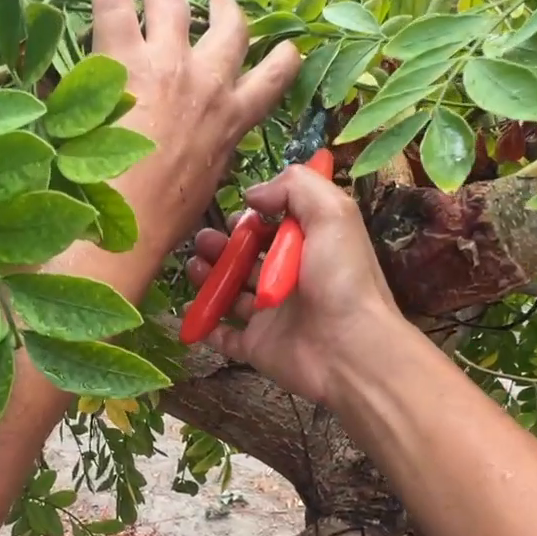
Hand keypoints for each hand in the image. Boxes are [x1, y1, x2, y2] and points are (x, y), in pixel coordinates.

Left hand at [81, 0, 299, 277]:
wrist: (130, 226)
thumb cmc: (164, 222)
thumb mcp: (205, 187)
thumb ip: (208, 155)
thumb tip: (198, 151)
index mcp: (232, 121)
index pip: (275, 78)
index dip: (282, 58)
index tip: (283, 48)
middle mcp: (209, 83)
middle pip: (232, 28)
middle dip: (226, 8)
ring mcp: (169, 65)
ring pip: (175, 0)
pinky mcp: (125, 59)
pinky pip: (115, 5)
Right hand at [186, 164, 405, 403]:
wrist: (348, 348)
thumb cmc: (341, 278)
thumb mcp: (332, 213)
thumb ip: (296, 187)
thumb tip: (253, 194)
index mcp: (308, 250)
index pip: (275, 229)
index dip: (254, 220)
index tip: (239, 217)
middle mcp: (288, 282)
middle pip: (246, 259)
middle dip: (221, 246)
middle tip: (204, 241)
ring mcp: (270, 316)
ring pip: (230, 294)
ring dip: (209, 279)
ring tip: (193, 266)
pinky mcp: (256, 346)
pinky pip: (223, 336)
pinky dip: (204, 325)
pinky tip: (188, 311)